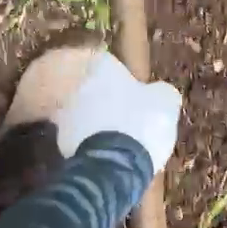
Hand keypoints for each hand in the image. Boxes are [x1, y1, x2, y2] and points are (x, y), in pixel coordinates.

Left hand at [53, 52, 182, 170]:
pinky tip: (104, 155)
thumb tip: (157, 91)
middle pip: (90, 88)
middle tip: (123, 115)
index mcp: (103, 70)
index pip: (105, 62)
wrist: (113, 165)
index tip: (129, 88)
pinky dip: (87, 143)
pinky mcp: (60, 142)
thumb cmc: (142, 124)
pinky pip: (76, 138)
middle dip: (103, 99)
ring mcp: (66, 114)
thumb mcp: (166, 103)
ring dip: (93, 122)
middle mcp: (79, 86)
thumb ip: (159, 91)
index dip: (118, 75)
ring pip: (80, 113)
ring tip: (114, 140)